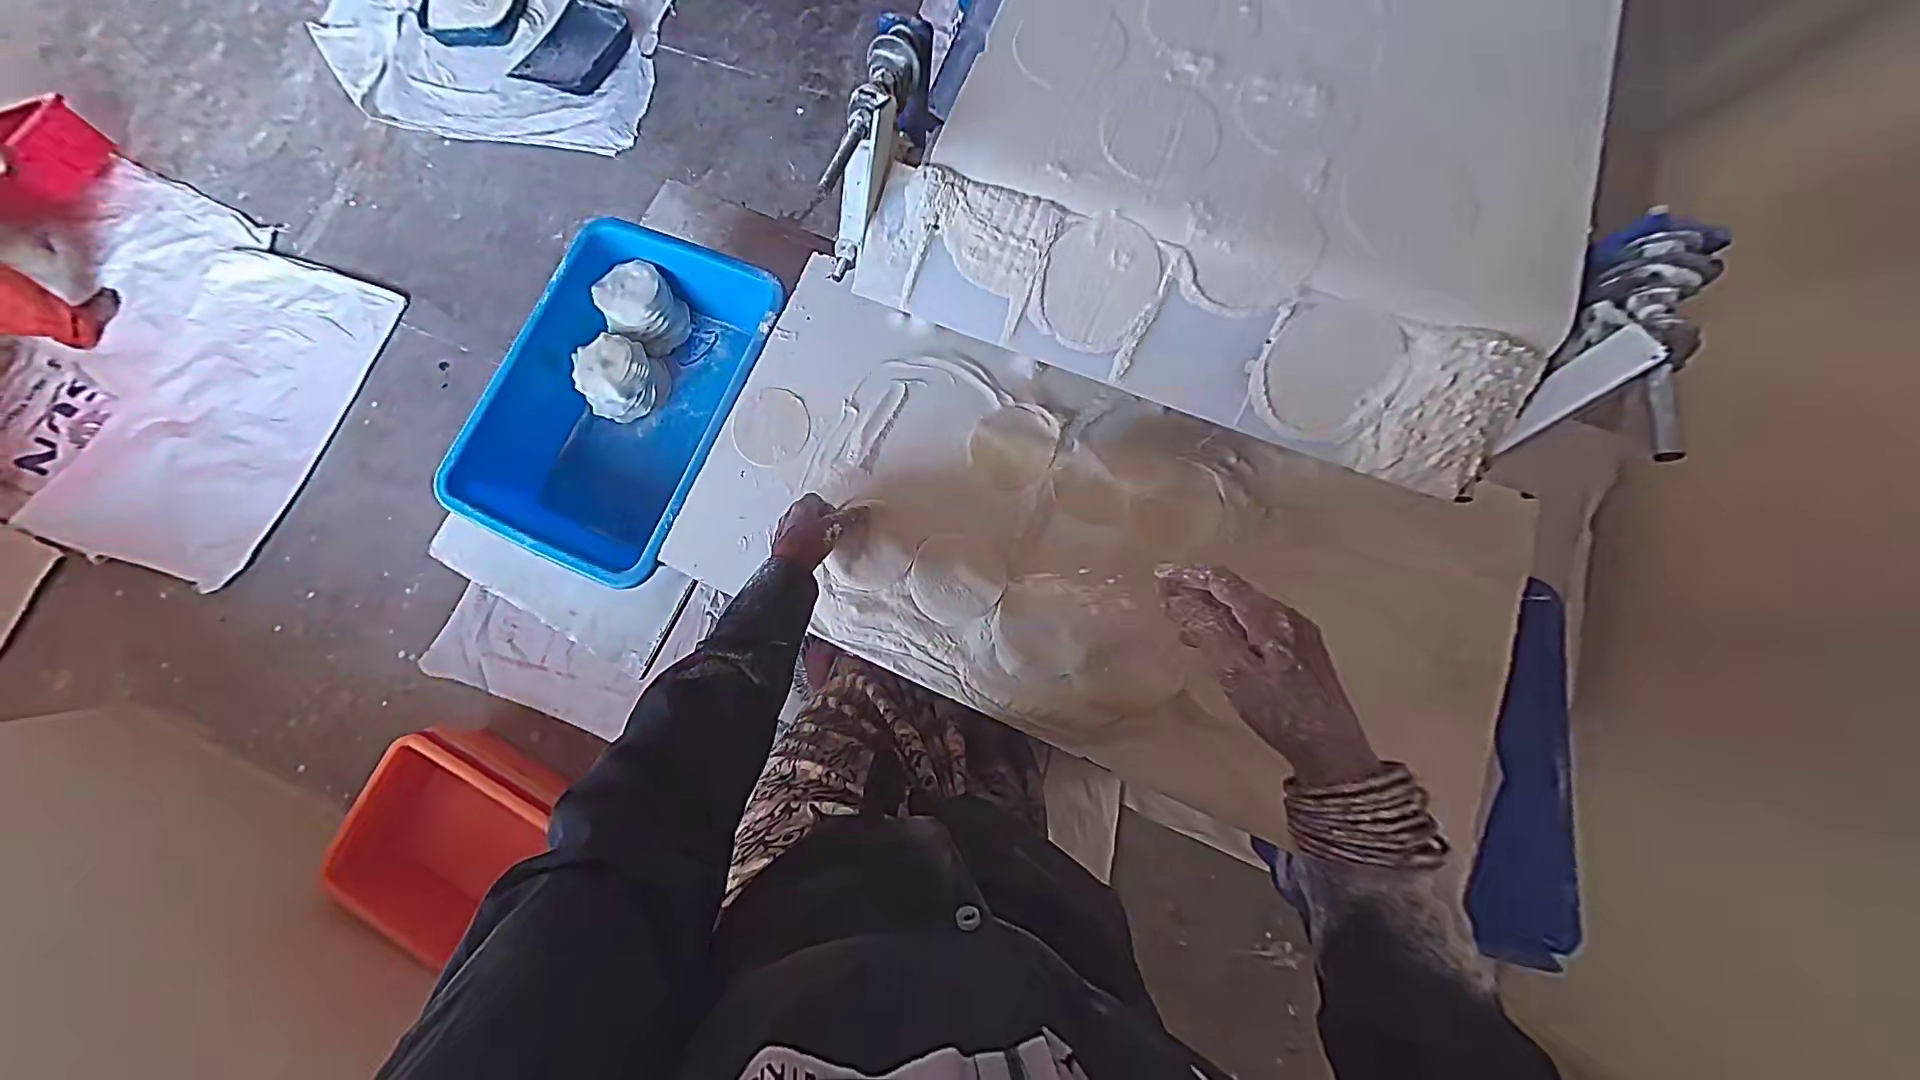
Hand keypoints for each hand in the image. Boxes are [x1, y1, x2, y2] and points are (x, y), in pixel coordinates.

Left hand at [771, 493, 867, 570]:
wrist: (789, 566)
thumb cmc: (808, 543)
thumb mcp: (835, 528)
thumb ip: (850, 518)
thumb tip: (863, 511)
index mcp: (804, 504)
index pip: (819, 500)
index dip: (831, 510)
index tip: (839, 519)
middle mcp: (791, 513)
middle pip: (809, 512)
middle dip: (820, 520)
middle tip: (831, 530)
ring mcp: (783, 529)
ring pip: (800, 526)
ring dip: (809, 532)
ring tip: (821, 544)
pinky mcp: (779, 545)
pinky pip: (793, 540)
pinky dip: (801, 544)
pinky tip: (810, 553)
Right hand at [1156, 564, 1380, 785]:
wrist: (1333, 750)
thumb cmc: (1279, 711)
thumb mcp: (1235, 671)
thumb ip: (1207, 630)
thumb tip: (1178, 598)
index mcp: (1269, 616)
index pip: (1222, 580)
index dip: (1188, 575)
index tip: (1160, 576)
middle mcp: (1287, 615)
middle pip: (1235, 591)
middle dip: (1198, 590)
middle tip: (1164, 597)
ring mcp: (1298, 632)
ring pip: (1245, 608)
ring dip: (1212, 609)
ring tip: (1182, 623)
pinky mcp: (1302, 650)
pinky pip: (1256, 625)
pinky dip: (1229, 625)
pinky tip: (1216, 642)